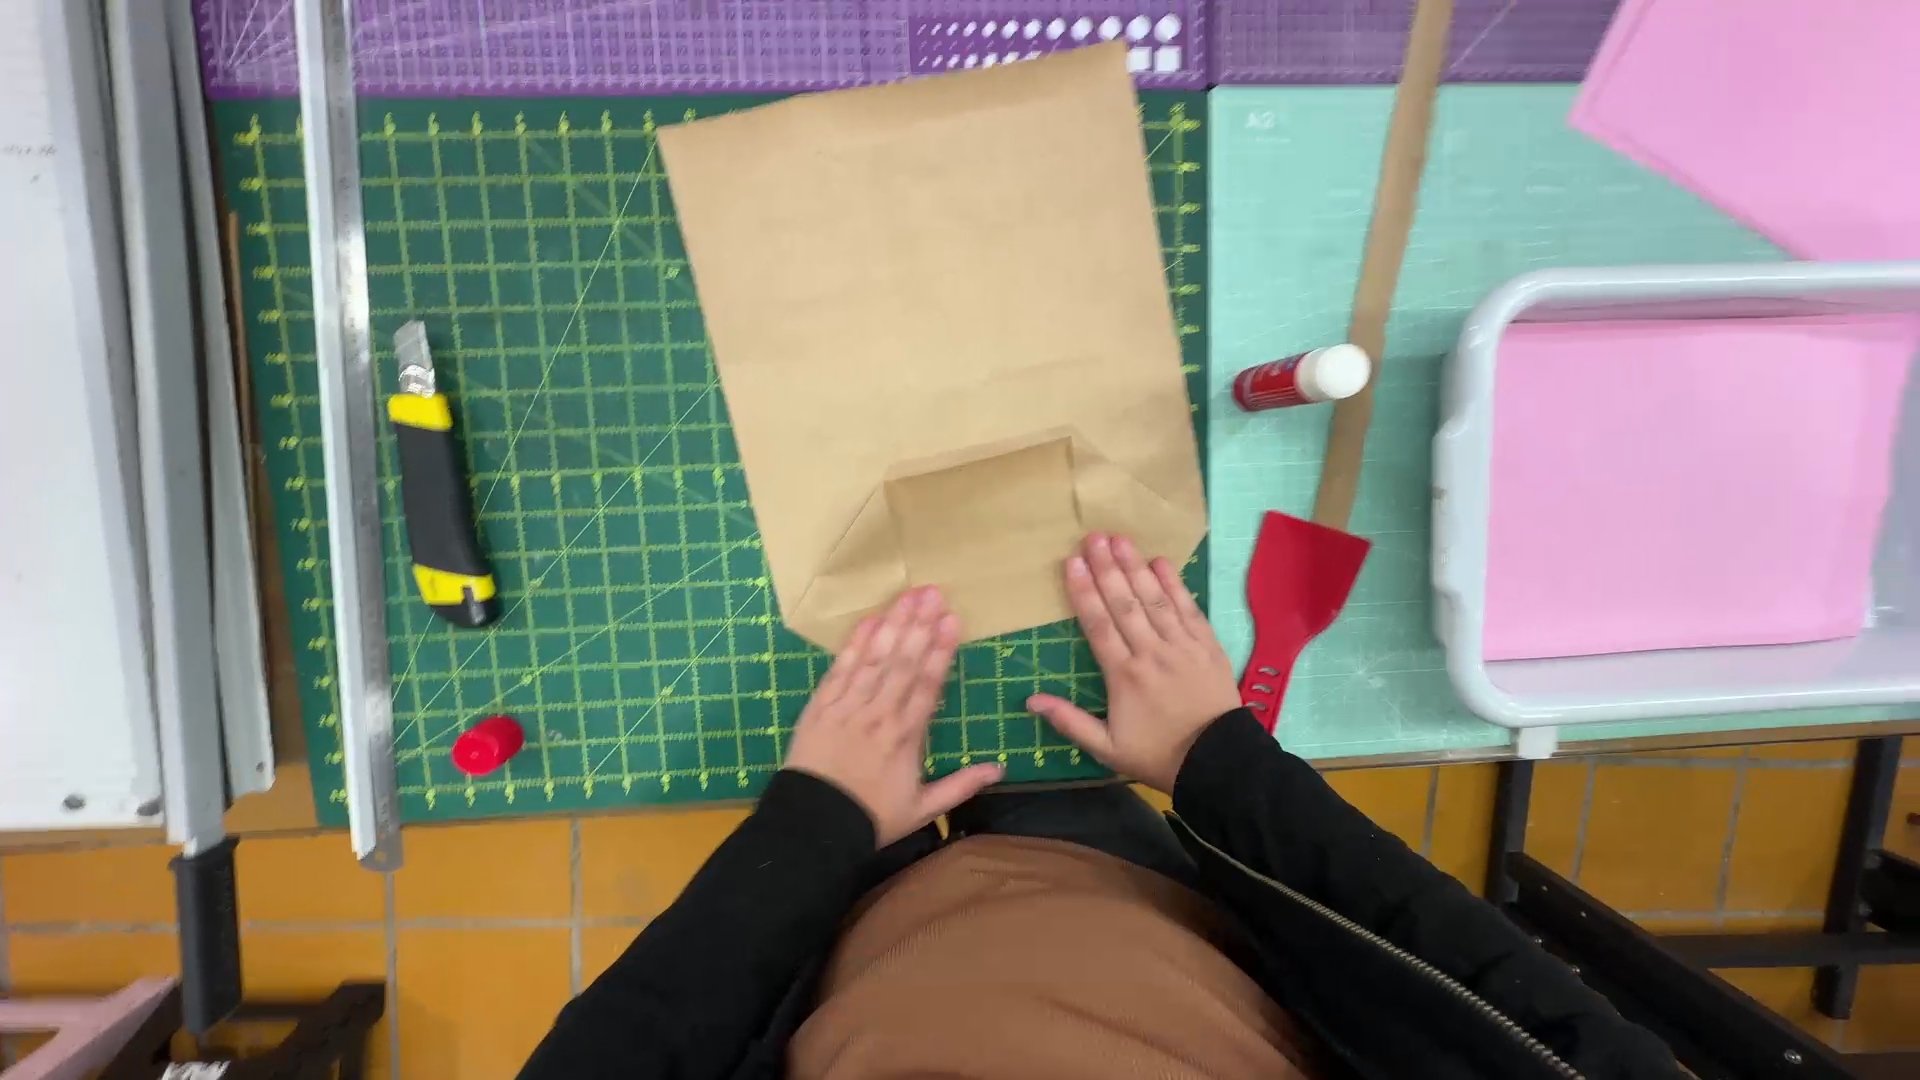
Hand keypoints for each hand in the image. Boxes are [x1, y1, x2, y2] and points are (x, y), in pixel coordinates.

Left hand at [785, 586, 1004, 845]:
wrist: (812, 827)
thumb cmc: (870, 817)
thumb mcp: (922, 809)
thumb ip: (961, 786)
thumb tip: (999, 770)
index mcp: (906, 737)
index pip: (927, 686)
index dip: (941, 651)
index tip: (952, 620)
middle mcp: (879, 715)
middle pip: (902, 663)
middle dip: (919, 625)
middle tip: (933, 592)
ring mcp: (848, 707)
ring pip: (874, 659)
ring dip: (892, 625)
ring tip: (908, 596)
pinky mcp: (821, 706)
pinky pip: (840, 669)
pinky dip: (855, 644)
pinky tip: (869, 621)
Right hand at [1028, 533, 1241, 793]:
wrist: (1219, 763)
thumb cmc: (1158, 755)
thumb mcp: (1107, 749)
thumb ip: (1069, 721)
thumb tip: (1030, 700)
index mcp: (1124, 675)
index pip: (1099, 625)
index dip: (1084, 591)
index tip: (1071, 562)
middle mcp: (1151, 653)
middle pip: (1125, 603)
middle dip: (1107, 567)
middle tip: (1093, 537)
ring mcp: (1182, 645)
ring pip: (1155, 599)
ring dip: (1136, 567)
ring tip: (1120, 539)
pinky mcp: (1207, 645)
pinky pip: (1188, 608)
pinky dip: (1175, 584)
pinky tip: (1161, 561)